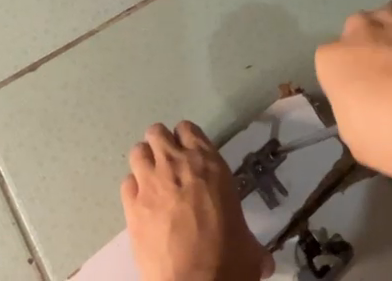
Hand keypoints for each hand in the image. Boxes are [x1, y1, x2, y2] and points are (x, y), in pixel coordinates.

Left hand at [121, 121, 273, 280]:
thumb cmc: (228, 261)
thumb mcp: (248, 245)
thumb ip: (251, 242)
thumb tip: (264, 261)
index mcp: (208, 164)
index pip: (189, 130)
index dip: (187, 141)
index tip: (190, 156)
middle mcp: (176, 164)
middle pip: (158, 133)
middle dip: (162, 146)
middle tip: (169, 168)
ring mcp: (150, 182)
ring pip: (138, 151)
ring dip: (145, 163)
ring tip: (152, 181)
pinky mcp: (132, 205)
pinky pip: (126, 183)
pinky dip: (133, 190)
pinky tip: (141, 204)